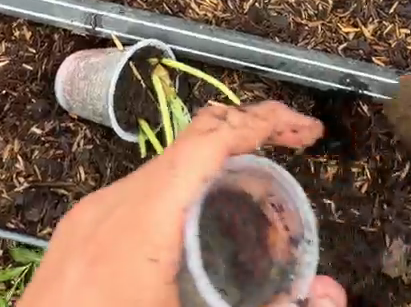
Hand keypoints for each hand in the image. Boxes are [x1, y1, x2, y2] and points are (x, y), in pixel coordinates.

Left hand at [20, 101, 346, 306]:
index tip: (307, 132)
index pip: (211, 139)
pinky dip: (184, 192)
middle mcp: (114, 201)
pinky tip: (201, 231)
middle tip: (295, 151)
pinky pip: (142, 191)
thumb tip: (332, 294)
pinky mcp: (78, 234)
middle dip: (249, 133)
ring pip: (167, 165)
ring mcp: (90, 215)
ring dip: (216, 167)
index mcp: (143, 219)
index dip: (265, 121)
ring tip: (256, 199)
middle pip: (192, 139)